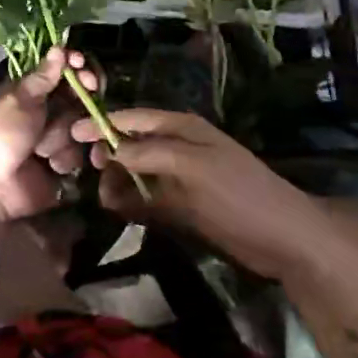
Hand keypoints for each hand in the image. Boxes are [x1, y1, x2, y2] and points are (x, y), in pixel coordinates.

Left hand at [0, 48, 94, 222]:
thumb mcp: (18, 102)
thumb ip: (43, 77)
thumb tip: (59, 46)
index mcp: (25, 91)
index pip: (56, 71)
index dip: (73, 66)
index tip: (82, 64)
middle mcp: (41, 110)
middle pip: (75, 96)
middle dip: (79, 99)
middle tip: (87, 95)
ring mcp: (51, 136)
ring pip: (77, 124)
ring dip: (63, 136)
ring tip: (42, 151)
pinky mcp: (60, 162)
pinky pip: (77, 152)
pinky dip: (65, 158)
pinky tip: (52, 167)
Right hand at [73, 108, 338, 278]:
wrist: (284, 239)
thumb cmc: (240, 192)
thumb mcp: (193, 166)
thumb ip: (150, 154)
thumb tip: (110, 149)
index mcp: (180, 128)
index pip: (133, 118)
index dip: (103, 123)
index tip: (72, 133)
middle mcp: (175, 149)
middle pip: (130, 145)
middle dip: (107, 155)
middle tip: (88, 172)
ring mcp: (177, 179)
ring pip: (134, 174)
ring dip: (116, 183)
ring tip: (105, 198)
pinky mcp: (180, 207)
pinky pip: (146, 200)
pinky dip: (130, 204)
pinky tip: (117, 211)